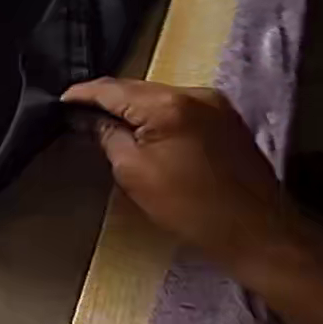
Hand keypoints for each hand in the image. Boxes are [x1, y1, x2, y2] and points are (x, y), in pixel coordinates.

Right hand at [62, 79, 305, 281]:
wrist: (262, 236)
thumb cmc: (191, 209)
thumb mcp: (134, 174)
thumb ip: (107, 136)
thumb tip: (88, 118)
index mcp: (166, 104)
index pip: (111, 89)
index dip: (82, 95)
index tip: (60, 102)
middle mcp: (192, 92)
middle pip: (134, 87)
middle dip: (106, 100)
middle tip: (78, 114)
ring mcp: (213, 102)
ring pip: (156, 95)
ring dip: (131, 107)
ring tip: (107, 122)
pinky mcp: (226, 117)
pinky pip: (178, 105)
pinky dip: (156, 114)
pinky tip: (144, 129)